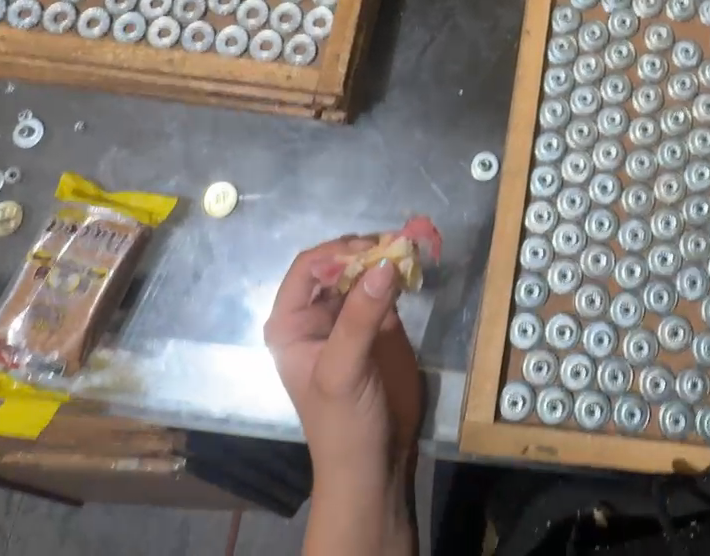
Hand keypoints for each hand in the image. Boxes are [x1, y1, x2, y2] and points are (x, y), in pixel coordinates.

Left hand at [264, 238, 422, 485]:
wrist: (375, 463)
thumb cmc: (342, 423)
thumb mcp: (343, 371)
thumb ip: (360, 317)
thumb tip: (385, 262)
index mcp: (291, 323)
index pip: (309, 267)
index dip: (338, 252)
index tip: (373, 249)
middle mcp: (317, 313)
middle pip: (339, 263)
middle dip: (366, 250)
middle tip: (400, 245)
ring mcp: (351, 317)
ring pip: (365, 270)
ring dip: (386, 256)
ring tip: (413, 248)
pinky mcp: (380, 323)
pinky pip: (388, 286)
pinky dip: (401, 271)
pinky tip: (417, 266)